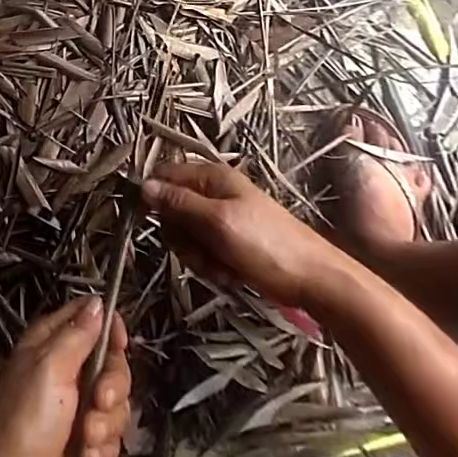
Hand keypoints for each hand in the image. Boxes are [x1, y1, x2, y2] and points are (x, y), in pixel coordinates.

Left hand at [0, 297, 131, 456]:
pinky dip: (102, 449)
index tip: (118, 342)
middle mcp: (64, 370)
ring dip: (106, 424)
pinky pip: (112, 436)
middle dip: (112, 386)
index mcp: (50, 342)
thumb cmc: (21, 422)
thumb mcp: (49, 367)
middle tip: (98, 401)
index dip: (108, 327)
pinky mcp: (83, 440)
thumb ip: (77, 333)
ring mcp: (75, 407)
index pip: (89, 317)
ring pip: (116, 403)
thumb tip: (97, 303)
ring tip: (85, 437)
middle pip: (111, 362)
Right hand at [143, 161, 339, 304]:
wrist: (314, 280)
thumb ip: (179, 203)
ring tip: (222, 265)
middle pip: (173, 210)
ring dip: (198, 256)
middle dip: (182, 237)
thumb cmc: (266, 244)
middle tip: (201, 250)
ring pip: (187, 236)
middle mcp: (215, 193)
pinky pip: (205, 252)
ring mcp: (224, 219)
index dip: (153, 198)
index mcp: (212, 177)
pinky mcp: (231, 243)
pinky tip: (231, 274)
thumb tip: (143, 185)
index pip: (165, 176)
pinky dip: (213, 266)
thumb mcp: (217, 221)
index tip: (146, 221)